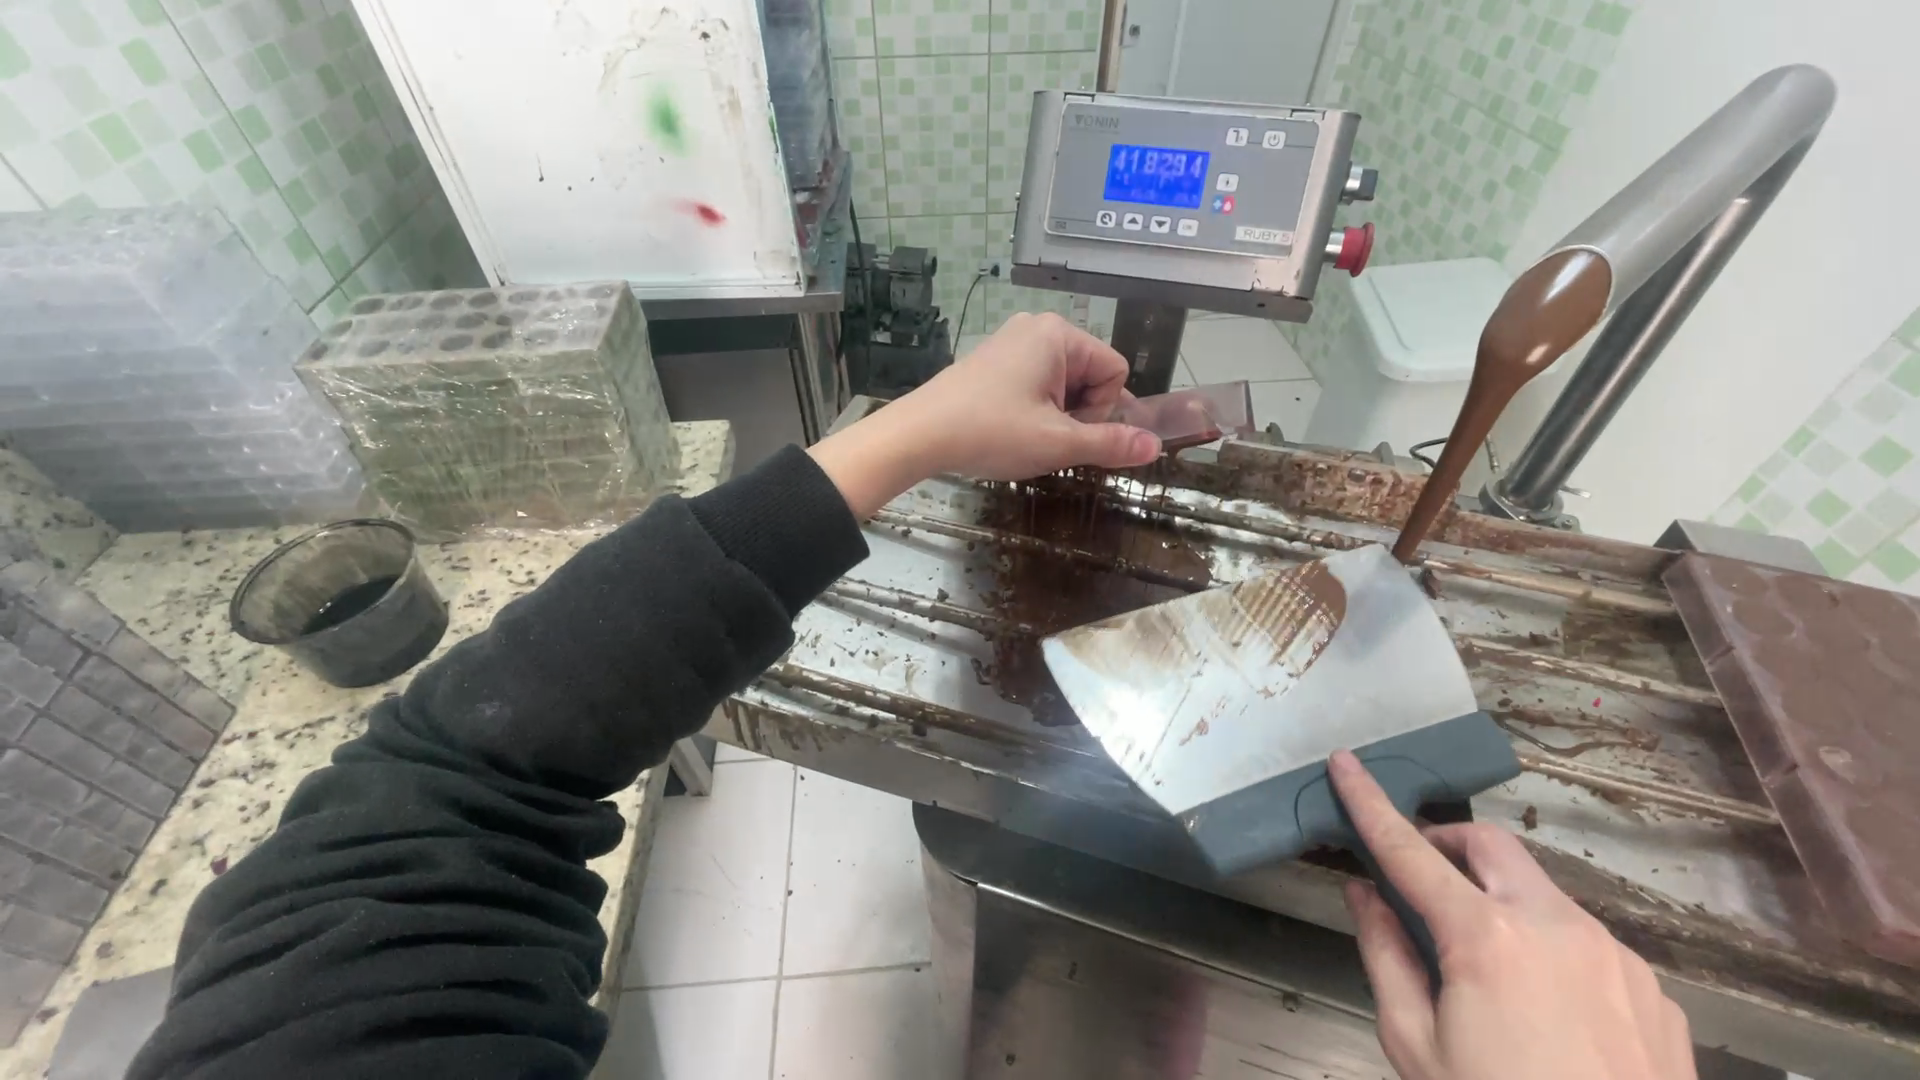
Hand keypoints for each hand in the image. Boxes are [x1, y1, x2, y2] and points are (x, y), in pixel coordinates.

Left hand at [809, 313, 1160, 515]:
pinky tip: (1010, 431)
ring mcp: (1011, 343)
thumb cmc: (991, 432)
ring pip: (1062, 385)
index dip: (1103, 410)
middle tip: (1047, 440)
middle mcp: (1036, 327)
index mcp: (1058, 334)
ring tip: (1026, 438)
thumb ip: (1111, 443)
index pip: (1116, 370)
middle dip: (1079, 414)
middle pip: (1090, 375)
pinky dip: (1033, 411)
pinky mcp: (992, 362)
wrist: (919, 435)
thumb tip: (1155, 447)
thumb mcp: (1057, 443)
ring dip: (1056, 417)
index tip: (1071, 433)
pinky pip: (1035, 385)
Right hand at [1329, 750, 1696, 1079]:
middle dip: (1447, 844)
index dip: (1369, 803)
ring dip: (1500, 902)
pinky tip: (1552, 1016)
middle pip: (1490, 844)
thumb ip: (1384, 955)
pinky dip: (1550, 950)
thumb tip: (1363, 893)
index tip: (1344, 761)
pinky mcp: (1655, 992)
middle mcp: (1556, 926)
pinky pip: (1588, 944)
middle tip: (1422, 882)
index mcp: (1486, 937)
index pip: (1409, 850)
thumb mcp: (1415, 1044)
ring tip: (1492, 973)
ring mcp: (1616, 956)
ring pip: (1541, 894)